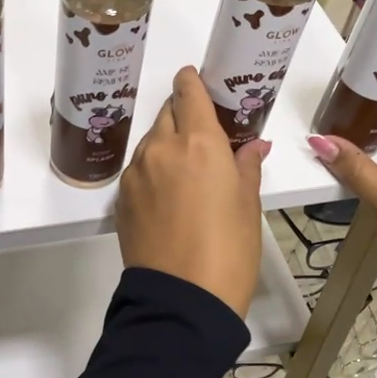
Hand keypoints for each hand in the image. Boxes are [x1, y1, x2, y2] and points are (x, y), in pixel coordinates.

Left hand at [116, 67, 271, 316]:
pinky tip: (168, 195)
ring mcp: (136, 174)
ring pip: (150, 142)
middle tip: (201, 131)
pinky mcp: (122, 199)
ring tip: (187, 169)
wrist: (182, 299)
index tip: (193, 78)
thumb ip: (246, 168)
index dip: (191, 81)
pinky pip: (138, 171)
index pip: (188, 93)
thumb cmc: (228, 252)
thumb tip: (254, 148)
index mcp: (199, 142)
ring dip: (166, 144)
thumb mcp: (248, 206)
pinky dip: (152, 171)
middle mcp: (161, 148)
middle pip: (167, 114)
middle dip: (182, 115)